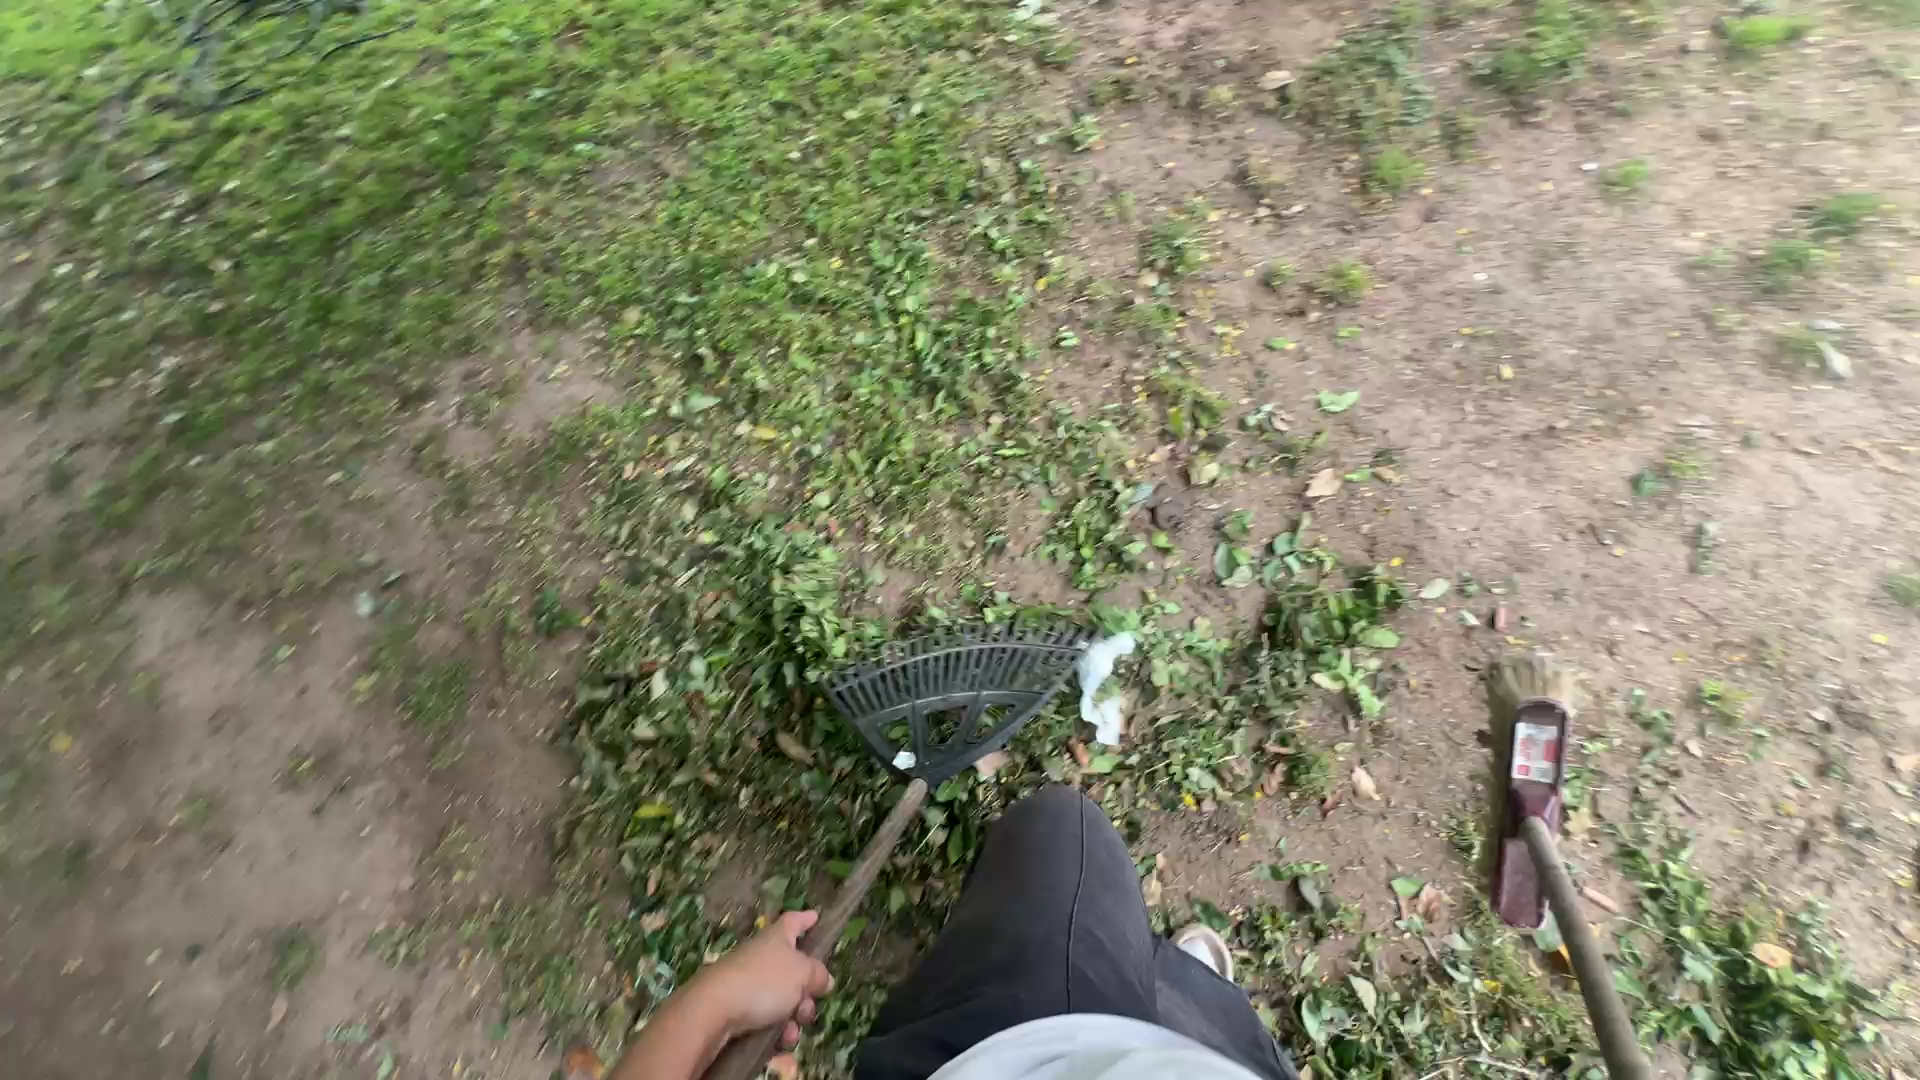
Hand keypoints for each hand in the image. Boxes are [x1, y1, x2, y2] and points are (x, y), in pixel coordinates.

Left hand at [687, 910, 834, 1049]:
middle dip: (806, 991)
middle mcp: (762, 955)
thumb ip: (817, 974)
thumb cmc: (763, 981)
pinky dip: (776, 1029)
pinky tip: (779, 1042)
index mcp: (778, 937)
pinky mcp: (736, 1007)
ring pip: (782, 998)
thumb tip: (825, 978)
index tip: (816, 916)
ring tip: (792, 1032)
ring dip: (793, 1016)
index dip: (806, 919)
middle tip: (809, 1007)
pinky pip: (765, 1016)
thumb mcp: (802, 974)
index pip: (794, 921)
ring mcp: (748, 981)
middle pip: (793, 969)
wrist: (713, 1010)